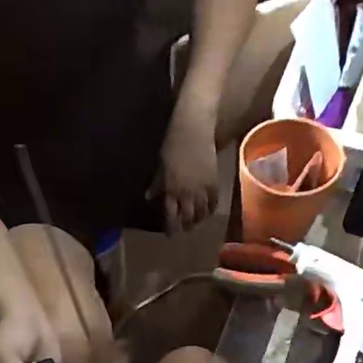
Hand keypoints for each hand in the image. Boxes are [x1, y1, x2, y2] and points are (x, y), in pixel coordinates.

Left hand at [152, 112, 218, 234]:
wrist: (194, 128)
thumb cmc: (173, 142)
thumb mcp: (161, 164)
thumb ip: (158, 183)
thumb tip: (149, 197)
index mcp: (171, 189)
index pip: (171, 215)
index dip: (171, 227)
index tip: (170, 234)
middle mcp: (187, 193)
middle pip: (188, 218)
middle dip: (185, 225)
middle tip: (183, 228)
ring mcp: (202, 189)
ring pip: (201, 213)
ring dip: (197, 219)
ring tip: (194, 221)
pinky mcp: (214, 182)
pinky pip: (213, 202)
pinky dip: (210, 209)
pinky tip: (207, 211)